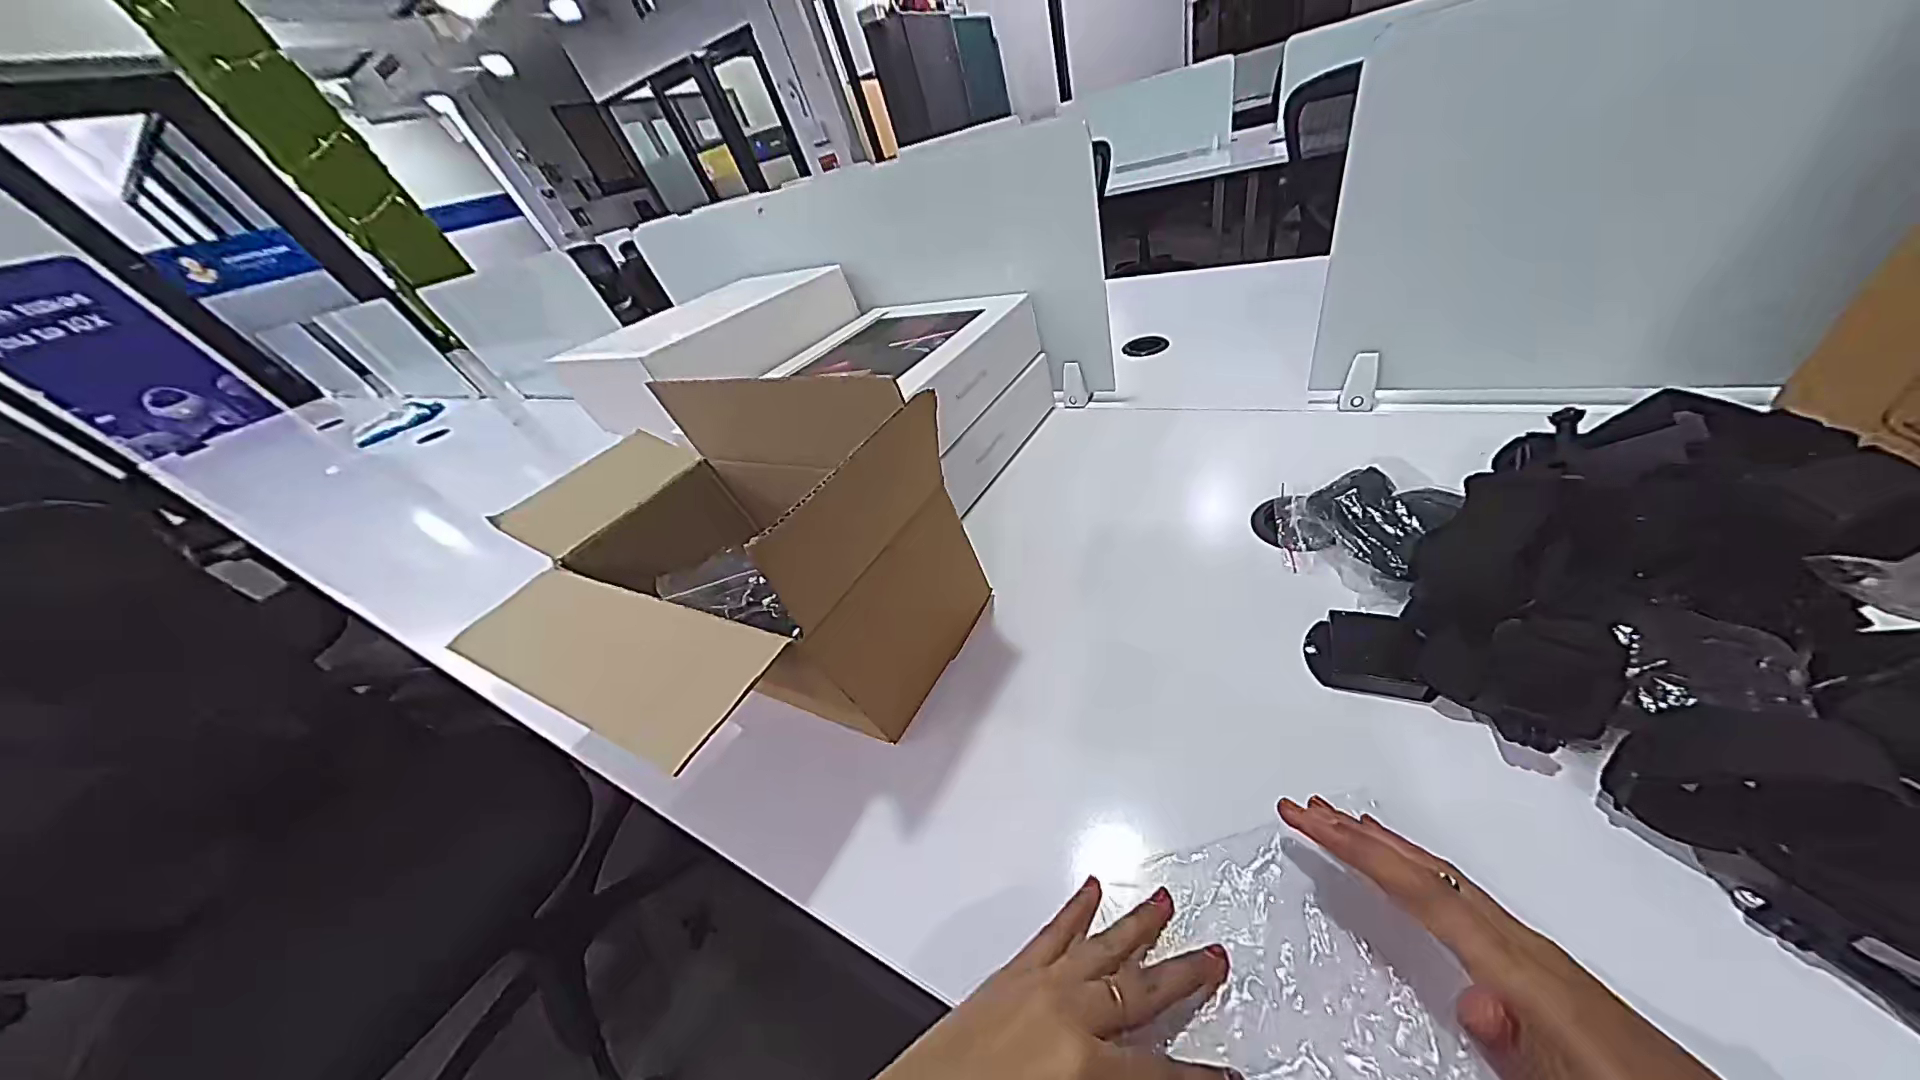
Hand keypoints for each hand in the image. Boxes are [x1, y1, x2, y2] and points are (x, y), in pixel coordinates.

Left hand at [878, 878, 1237, 1079]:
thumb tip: (1142, 1072)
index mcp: (1083, 1064)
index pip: (1158, 1071)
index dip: (1197, 1074)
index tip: (1224, 1073)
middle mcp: (1067, 1011)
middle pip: (1139, 989)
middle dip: (1181, 974)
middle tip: (1213, 957)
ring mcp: (1039, 983)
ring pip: (1101, 945)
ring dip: (1136, 924)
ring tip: (1163, 902)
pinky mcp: (1012, 971)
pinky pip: (1052, 933)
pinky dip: (1074, 909)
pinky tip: (1089, 890)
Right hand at [1278, 797, 1719, 1079]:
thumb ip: (1511, 1046)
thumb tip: (1471, 1001)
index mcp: (1516, 965)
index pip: (1417, 889)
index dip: (1355, 848)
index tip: (1307, 819)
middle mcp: (1520, 943)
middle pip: (1424, 868)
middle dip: (1358, 832)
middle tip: (1306, 807)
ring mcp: (1529, 947)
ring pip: (1440, 875)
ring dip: (1386, 844)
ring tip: (1343, 824)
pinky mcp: (1534, 960)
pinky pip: (1460, 895)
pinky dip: (1418, 869)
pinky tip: (1408, 873)